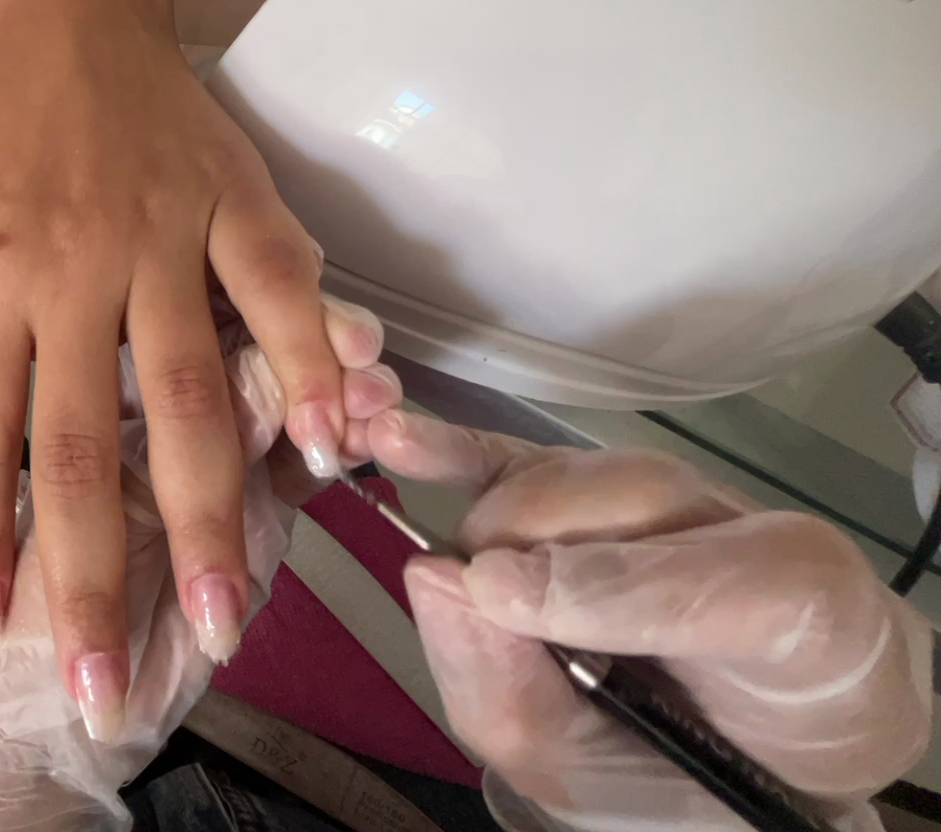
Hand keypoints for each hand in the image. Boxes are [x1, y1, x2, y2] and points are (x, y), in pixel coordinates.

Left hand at [0, 0, 373, 736]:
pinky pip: (284, 298)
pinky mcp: (238, 203)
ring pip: (190, 390)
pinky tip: (332, 455)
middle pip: (86, 439)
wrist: (74, 17)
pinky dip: (313, 373)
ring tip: (221, 617)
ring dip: (209, 511)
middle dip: (94, 570)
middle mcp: (75, 271)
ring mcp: (165, 238)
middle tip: (107, 681)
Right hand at [370, 412, 933, 831]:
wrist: (679, 738)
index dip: (611, 585)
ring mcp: (671, 492)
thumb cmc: (653, 767)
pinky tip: (397, 439)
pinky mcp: (584, 473)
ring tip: (475, 582)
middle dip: (525, 550)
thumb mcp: (590, 777)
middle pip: (633, 500)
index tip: (495, 597)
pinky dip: (450, 447)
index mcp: (819, 641)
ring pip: (569, 472)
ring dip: (493, 522)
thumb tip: (436, 577)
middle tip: (488, 616)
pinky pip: (516, 449)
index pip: (745, 586)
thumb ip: (514, 696)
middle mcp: (754, 539)